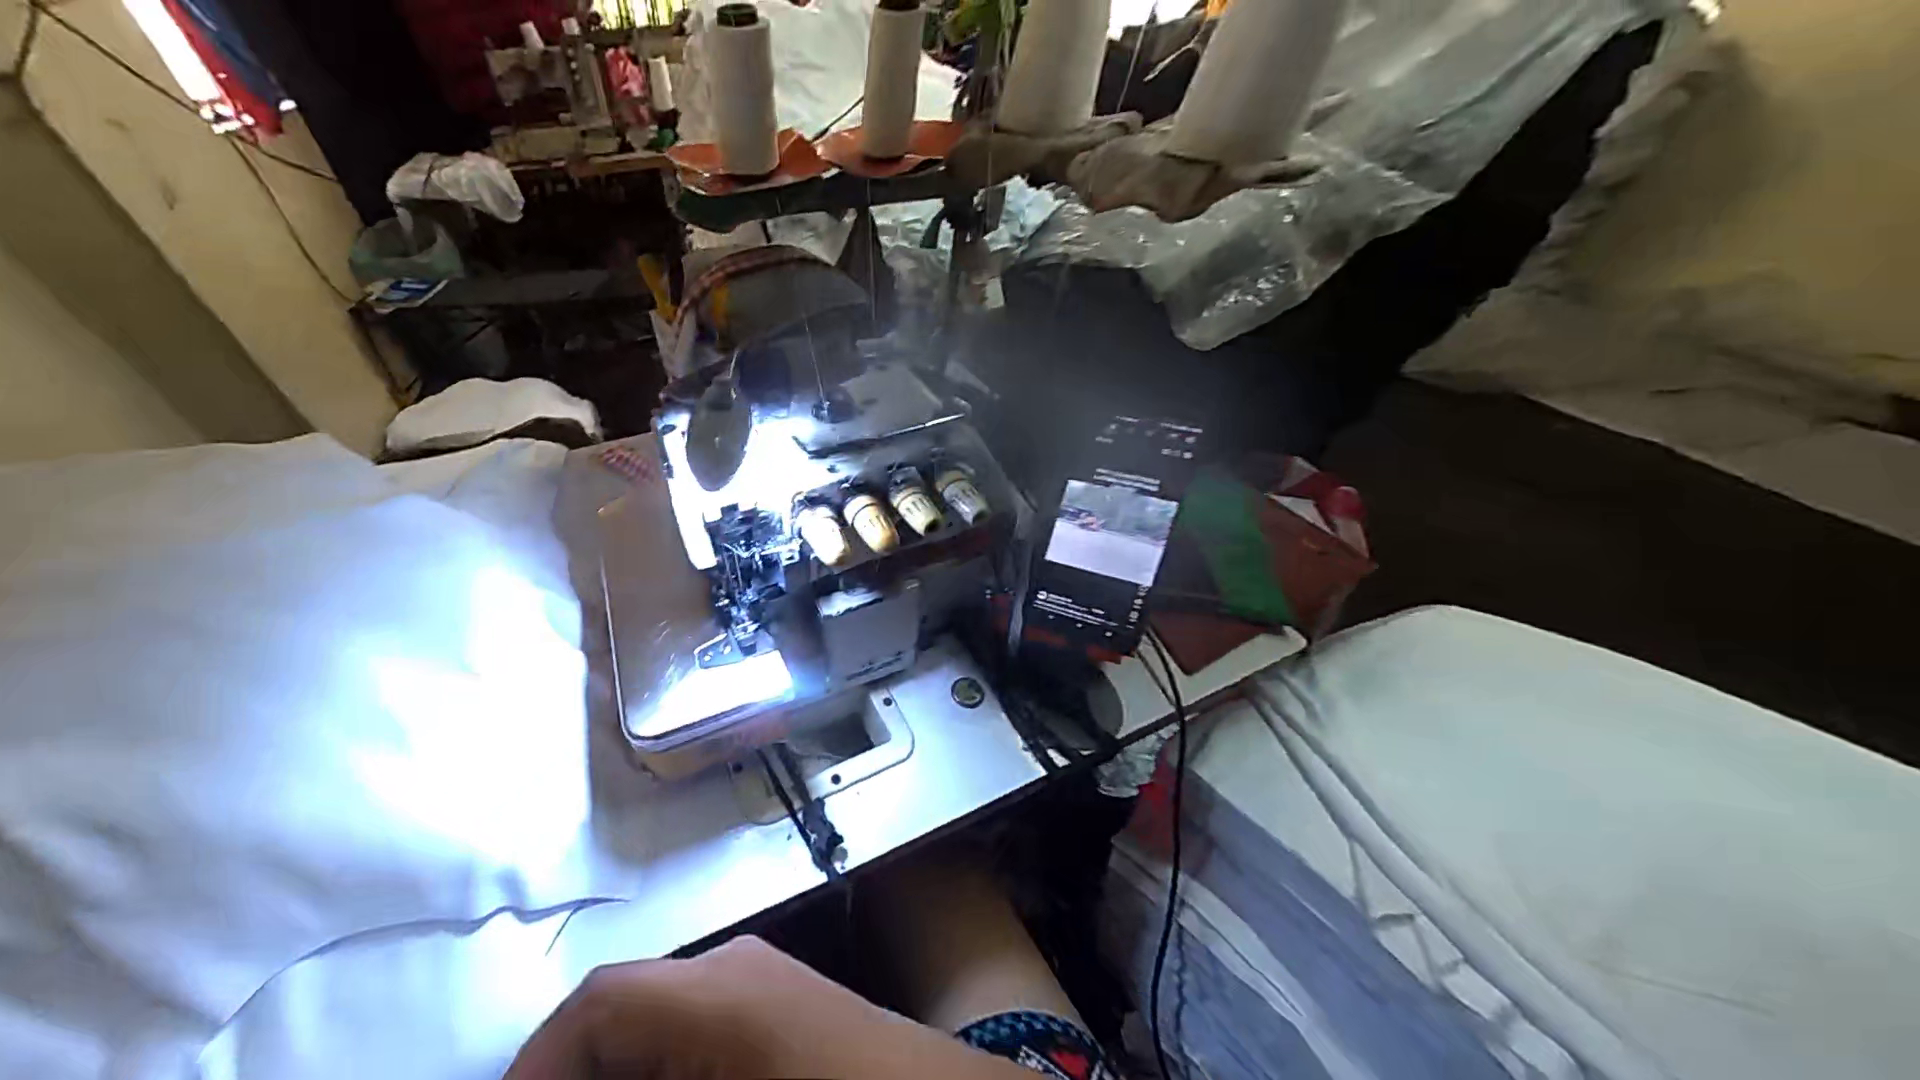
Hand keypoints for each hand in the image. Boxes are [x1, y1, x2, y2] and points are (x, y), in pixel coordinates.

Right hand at [503, 935, 1035, 1079]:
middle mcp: (737, 971)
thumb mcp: (718, 1074)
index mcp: (717, 991)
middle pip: (620, 1014)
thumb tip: (568, 1070)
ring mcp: (764, 986)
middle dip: (582, 1073)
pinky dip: (667, 1070)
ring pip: (659, 1026)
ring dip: (624, 1072)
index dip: (536, 1066)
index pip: (597, 1004)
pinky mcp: (782, 1013)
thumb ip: (643, 1072)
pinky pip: (700, 1036)